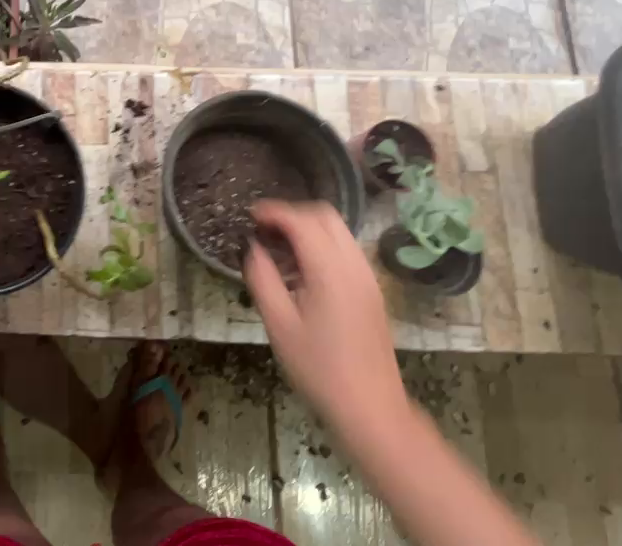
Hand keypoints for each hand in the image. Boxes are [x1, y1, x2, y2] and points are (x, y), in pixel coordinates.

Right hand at [245, 201, 407, 435]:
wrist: (371, 409)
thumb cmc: (319, 369)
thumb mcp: (279, 325)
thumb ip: (262, 278)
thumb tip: (252, 248)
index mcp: (330, 271)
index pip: (302, 221)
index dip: (273, 211)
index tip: (249, 215)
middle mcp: (354, 265)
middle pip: (326, 216)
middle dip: (293, 213)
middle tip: (264, 228)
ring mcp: (368, 277)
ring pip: (339, 230)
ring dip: (308, 228)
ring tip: (279, 247)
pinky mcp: (372, 290)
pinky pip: (346, 249)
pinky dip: (323, 244)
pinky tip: (303, 269)